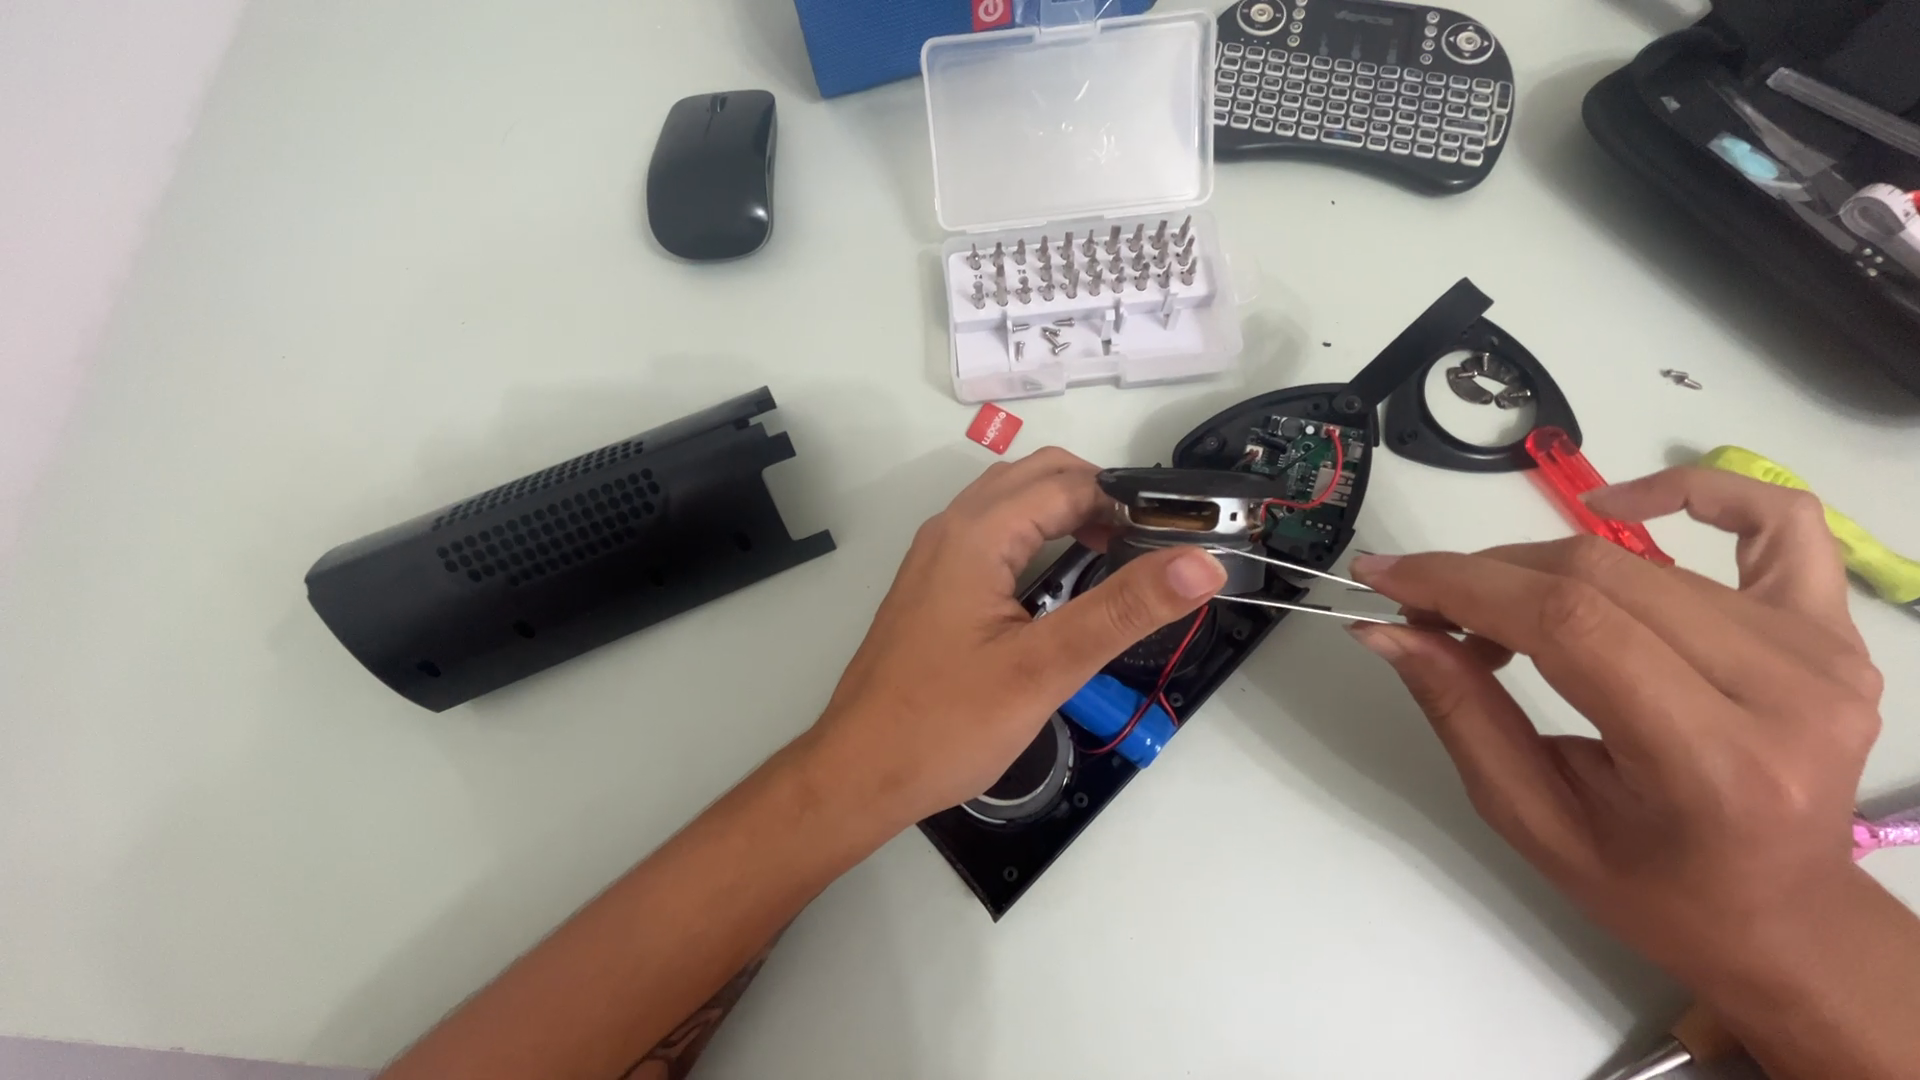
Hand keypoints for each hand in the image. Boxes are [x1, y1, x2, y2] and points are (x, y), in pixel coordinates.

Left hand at [803, 447, 1226, 827]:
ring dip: (1064, 512)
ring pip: (1009, 503)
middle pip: (1036, 477)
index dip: (1127, 500)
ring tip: (1112, 557)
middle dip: (1097, 496)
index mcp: (975, 535)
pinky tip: (1057, 582)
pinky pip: (990, 535)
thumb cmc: (946, 724)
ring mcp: (935, 557)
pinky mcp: (932, 586)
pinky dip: (1034, 536)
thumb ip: (1122, 611)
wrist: (859, 771)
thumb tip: (1199, 565)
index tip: (1175, 536)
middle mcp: (950, 530)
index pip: (1067, 483)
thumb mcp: (1044, 669)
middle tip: (1146, 545)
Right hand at [1346, 467, 1889, 1003]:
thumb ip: (1457, 708)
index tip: (1381, 574)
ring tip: (1490, 613)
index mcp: (1711, 760)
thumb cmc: (1641, 880)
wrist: (1774, 909)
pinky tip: (1619, 502)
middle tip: (1422, 609)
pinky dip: (1693, 490)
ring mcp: (1820, 653)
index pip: (1567, 623)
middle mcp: (1785, 693)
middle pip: (1595, 578)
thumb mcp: (1523, 811)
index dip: (1460, 584)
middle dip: (1479, 577)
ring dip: (1531, 567)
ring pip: (1635, 560)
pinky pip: (1777, 522)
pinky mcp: (1832, 631)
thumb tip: (1385, 628)